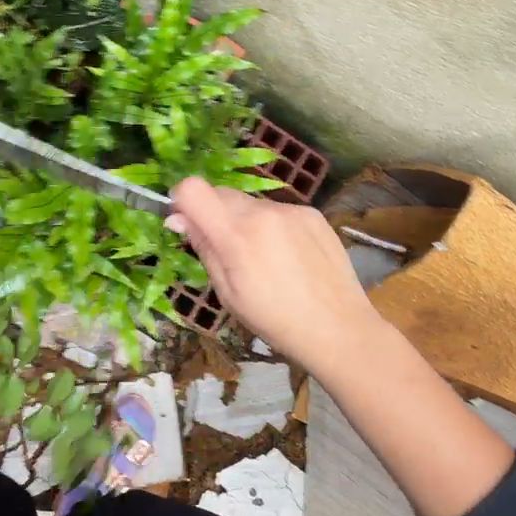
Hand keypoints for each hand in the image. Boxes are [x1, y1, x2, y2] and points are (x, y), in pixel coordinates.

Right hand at [166, 177, 382, 372]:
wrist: (337, 327)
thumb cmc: (275, 320)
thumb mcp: (228, 293)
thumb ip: (204, 248)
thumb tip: (177, 218)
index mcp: (237, 236)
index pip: (193, 189)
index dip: (182, 201)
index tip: (185, 221)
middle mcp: (263, 212)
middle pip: (221, 193)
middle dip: (213, 213)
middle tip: (225, 249)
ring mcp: (291, 210)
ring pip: (251, 204)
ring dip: (245, 221)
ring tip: (263, 259)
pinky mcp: (313, 213)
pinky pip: (279, 211)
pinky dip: (273, 226)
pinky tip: (288, 256)